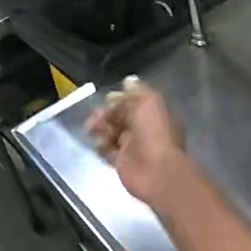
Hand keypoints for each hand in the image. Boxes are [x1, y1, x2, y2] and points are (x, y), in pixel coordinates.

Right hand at [85, 80, 194, 208]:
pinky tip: (100, 143)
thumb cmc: (154, 132)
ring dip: (99, 127)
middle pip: (117, 115)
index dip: (118, 98)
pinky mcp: (121, 161)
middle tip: (97, 116)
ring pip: (109, 130)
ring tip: (93, 129)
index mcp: (152, 112)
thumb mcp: (149, 101)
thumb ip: (137, 90)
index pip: (130, 100)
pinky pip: (106, 149)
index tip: (109, 100)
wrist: (156, 170)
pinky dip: (100, 144)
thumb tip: (128, 81)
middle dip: (105, 112)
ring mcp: (131, 145)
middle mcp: (142, 127)